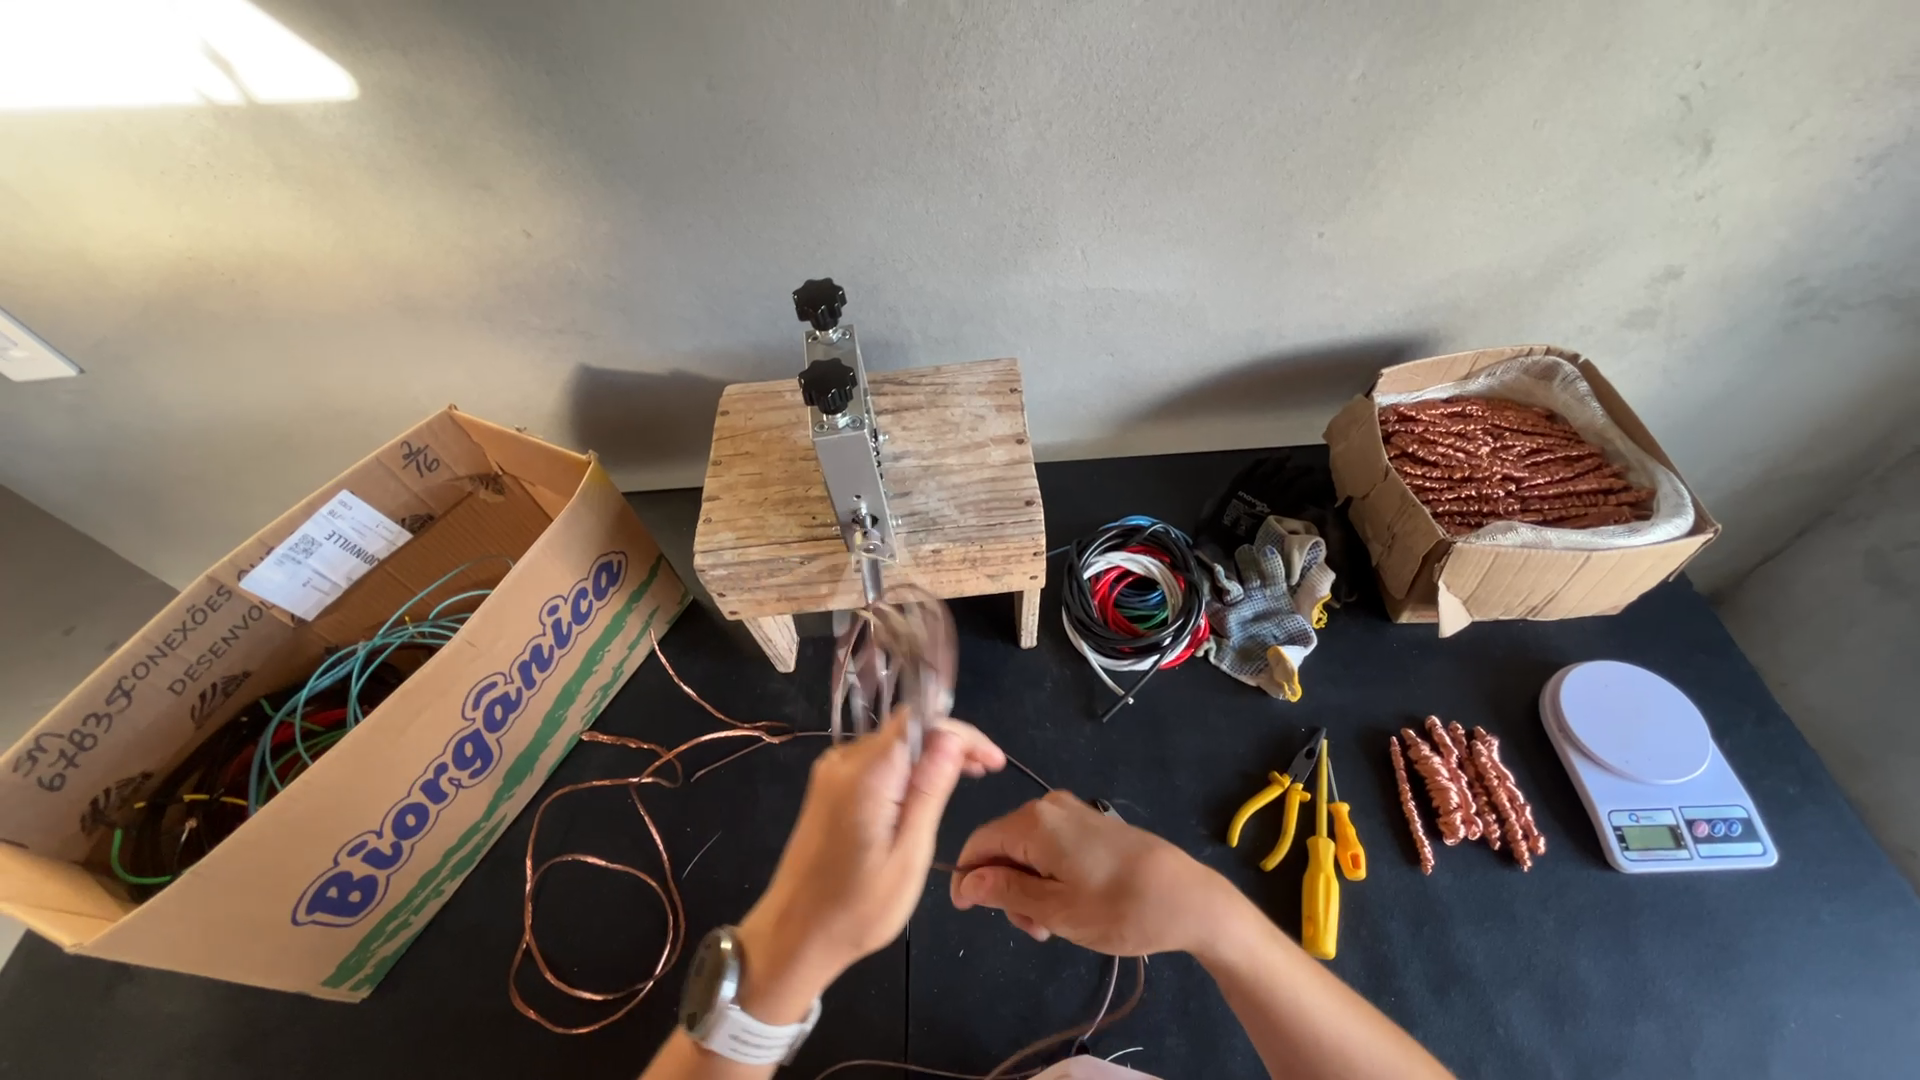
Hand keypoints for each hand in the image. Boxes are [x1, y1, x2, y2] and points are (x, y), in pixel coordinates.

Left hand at [734, 710, 1004, 1021]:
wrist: (793, 936)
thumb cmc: (857, 908)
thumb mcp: (908, 854)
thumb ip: (929, 790)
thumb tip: (953, 738)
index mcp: (866, 773)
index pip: (920, 720)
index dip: (961, 732)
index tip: (992, 762)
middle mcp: (844, 760)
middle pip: (907, 728)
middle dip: (950, 742)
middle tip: (985, 771)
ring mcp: (832, 772)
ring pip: (893, 742)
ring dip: (929, 754)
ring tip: (964, 778)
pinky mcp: (828, 787)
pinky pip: (876, 761)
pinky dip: (906, 768)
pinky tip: (924, 791)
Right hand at [948, 790, 1242, 956]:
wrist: (1189, 898)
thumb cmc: (1119, 908)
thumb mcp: (1055, 910)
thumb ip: (1004, 891)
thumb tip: (966, 881)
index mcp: (1033, 822)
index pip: (979, 843)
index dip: (967, 878)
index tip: (969, 915)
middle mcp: (1049, 806)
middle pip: (1003, 845)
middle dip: (1005, 887)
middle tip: (1033, 931)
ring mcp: (1074, 812)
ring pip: (1028, 848)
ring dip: (1029, 886)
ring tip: (1056, 925)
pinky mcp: (1093, 824)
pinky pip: (1052, 845)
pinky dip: (1050, 875)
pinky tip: (1072, 904)